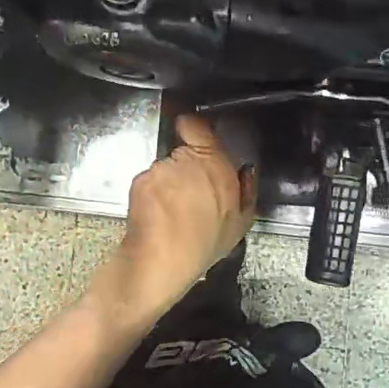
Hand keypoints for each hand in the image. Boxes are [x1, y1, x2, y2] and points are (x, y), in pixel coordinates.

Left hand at [111, 114, 255, 321]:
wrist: (163, 260)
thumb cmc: (205, 243)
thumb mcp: (241, 223)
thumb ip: (247, 190)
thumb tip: (247, 170)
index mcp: (216, 165)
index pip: (198, 126)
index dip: (194, 128)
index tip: (193, 136)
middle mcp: (187, 161)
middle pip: (182, 152)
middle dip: (185, 168)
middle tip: (190, 194)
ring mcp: (161, 170)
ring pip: (165, 169)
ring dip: (168, 184)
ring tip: (174, 211)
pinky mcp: (141, 181)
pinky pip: (148, 182)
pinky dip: (151, 195)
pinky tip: (159, 215)